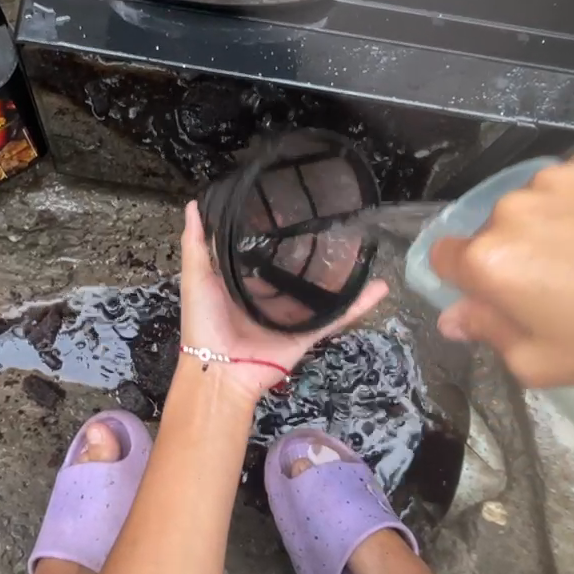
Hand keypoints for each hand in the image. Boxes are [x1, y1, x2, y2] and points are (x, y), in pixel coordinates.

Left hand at [179, 202, 388, 403]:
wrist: (220, 370)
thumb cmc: (204, 322)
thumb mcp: (196, 277)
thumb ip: (196, 242)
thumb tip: (194, 203)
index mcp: (242, 284)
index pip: (262, 254)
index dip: (273, 233)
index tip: (289, 207)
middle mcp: (268, 297)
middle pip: (295, 271)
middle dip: (312, 251)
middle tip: (331, 221)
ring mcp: (290, 316)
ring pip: (321, 292)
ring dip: (342, 275)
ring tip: (362, 248)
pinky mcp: (307, 332)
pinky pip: (337, 317)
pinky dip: (359, 305)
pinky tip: (380, 287)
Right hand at [428, 145, 573, 400]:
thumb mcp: (539, 363)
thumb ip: (487, 333)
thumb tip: (455, 317)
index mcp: (488, 260)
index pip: (445, 256)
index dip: (467, 277)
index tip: (500, 292)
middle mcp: (512, 209)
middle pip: (494, 228)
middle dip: (516, 251)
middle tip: (562, 282)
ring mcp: (558, 177)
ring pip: (536, 201)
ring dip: (552, 222)